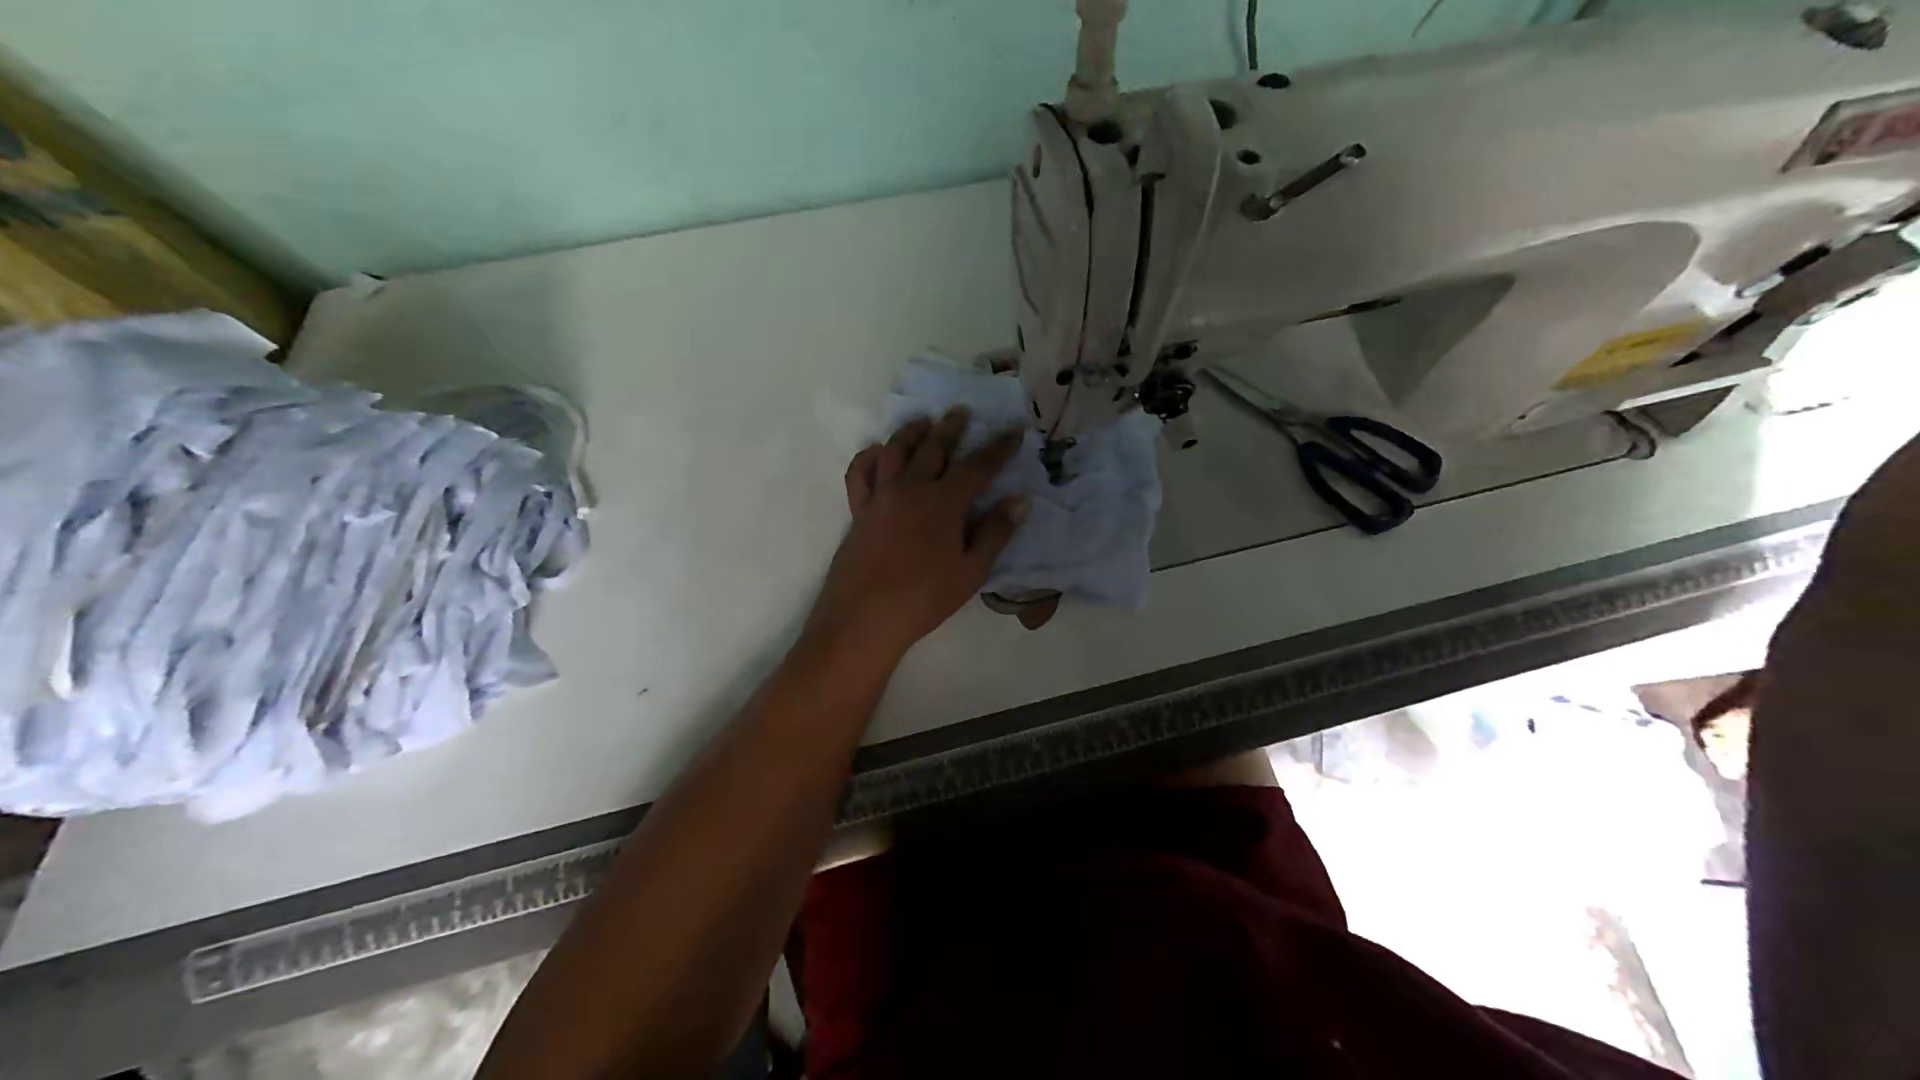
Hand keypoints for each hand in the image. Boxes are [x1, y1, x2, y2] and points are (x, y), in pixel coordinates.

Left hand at [805, 407, 1029, 661]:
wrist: (864, 617)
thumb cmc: (925, 598)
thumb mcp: (971, 571)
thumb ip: (995, 533)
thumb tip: (1020, 500)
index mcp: (944, 502)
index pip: (978, 466)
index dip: (999, 447)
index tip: (1015, 430)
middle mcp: (911, 488)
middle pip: (934, 447)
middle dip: (951, 428)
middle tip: (962, 411)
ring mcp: (881, 496)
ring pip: (896, 451)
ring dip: (912, 432)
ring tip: (924, 421)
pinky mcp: (859, 510)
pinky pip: (859, 473)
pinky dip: (868, 457)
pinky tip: (877, 452)